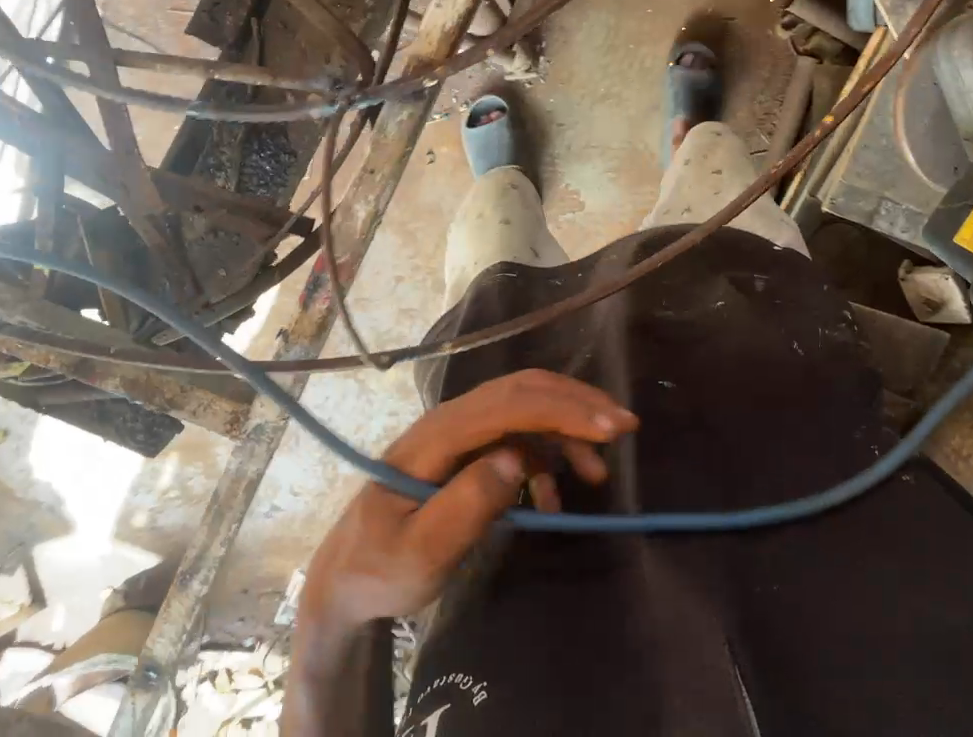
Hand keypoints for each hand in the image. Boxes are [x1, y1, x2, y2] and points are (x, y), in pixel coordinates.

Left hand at [301, 369, 636, 630]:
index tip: (610, 427)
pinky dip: (547, 459)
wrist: (347, 581)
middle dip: (576, 404)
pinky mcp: (467, 454)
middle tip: (625, 426)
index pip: (506, 404)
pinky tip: (553, 497)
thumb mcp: (420, 552)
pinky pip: (517, 441)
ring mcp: (459, 436)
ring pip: (524, 412)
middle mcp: (449, 423)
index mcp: (434, 438)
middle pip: (520, 392)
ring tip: (597, 473)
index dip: (561, 409)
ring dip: (566, 433)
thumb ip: (465, 506)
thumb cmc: (380, 570)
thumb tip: (515, 460)